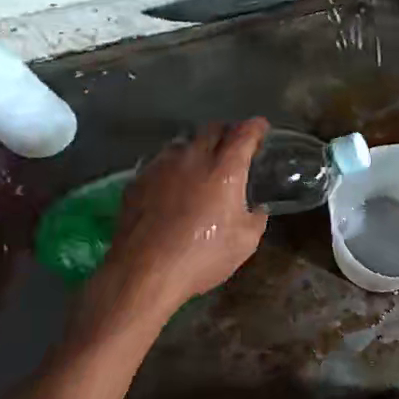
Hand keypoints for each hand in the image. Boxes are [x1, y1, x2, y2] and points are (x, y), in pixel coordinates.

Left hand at [102, 119, 270, 315]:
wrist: (143, 273)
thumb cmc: (204, 255)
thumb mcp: (246, 240)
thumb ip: (255, 216)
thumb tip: (256, 207)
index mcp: (224, 170)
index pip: (243, 135)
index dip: (255, 127)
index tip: (262, 126)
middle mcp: (192, 160)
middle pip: (211, 129)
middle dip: (227, 131)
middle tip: (236, 142)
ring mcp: (160, 168)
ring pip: (183, 143)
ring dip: (198, 146)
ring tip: (204, 161)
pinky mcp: (137, 183)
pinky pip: (160, 163)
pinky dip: (175, 165)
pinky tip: (176, 182)